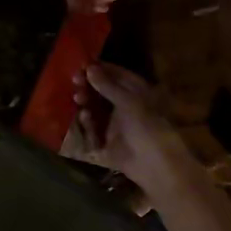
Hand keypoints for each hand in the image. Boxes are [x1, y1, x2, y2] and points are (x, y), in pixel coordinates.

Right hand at [74, 64, 189, 190]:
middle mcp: (124, 107)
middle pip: (102, 92)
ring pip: (94, 111)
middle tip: (75, 81)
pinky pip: (92, 133)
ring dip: (86, 103)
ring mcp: (115, 126)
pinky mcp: (107, 144)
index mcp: (136, 93)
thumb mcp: (129, 102)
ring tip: (78, 99)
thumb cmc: (147, 127)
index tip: (81, 65)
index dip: (99, 68)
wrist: (155, 165)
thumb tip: (90, 68)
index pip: (115, 74)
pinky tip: (84, 117)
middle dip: (88, 86)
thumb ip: (108, 85)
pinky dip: (87, 125)